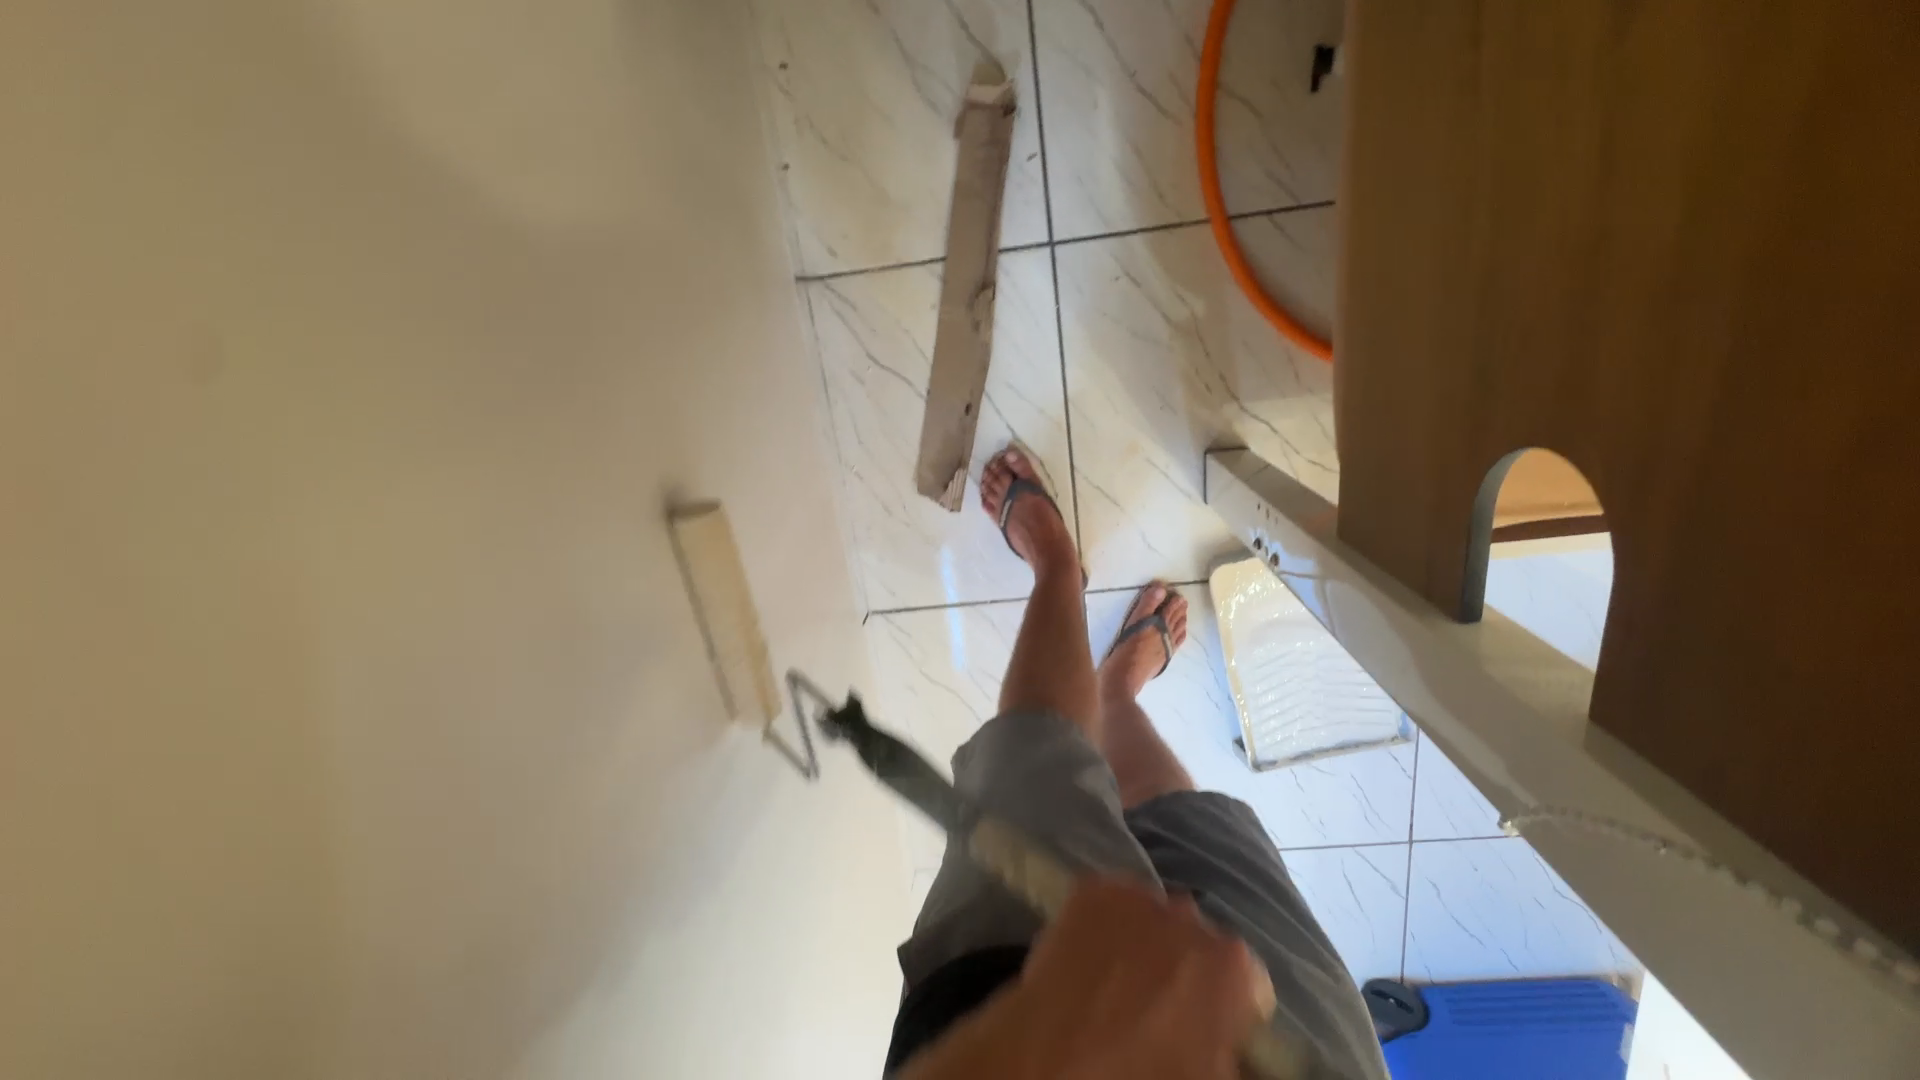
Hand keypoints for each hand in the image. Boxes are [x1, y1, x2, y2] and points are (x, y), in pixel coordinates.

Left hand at [902, 878, 1262, 1079]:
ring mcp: (1138, 895)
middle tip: (1160, 1007)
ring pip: (1155, 917)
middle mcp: (1191, 916)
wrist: (1053, 1059)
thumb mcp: (1208, 1075)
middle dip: (1186, 967)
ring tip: (1119, 979)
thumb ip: (1231, 1052)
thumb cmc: (1140, 1074)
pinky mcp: (1092, 887)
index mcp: (1233, 965)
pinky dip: (1107, 921)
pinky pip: (1112, 901)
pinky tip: (1093, 954)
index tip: (1209, 1032)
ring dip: (1147, 939)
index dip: (1229, 1011)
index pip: (1249, 982)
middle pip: (1198, 942)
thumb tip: (1232, 1047)